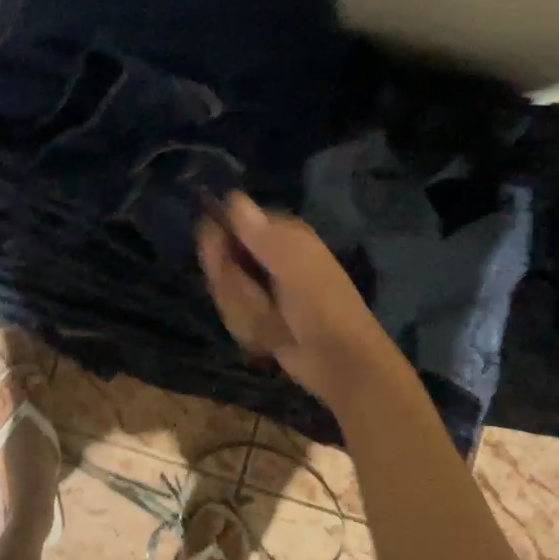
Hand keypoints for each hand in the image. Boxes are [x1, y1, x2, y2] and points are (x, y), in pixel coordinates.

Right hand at [196, 192, 406, 410]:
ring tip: (270, 322)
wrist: (339, 363)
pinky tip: (269, 337)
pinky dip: (247, 328)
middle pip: (219, 258)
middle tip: (257, 302)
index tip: (220, 260)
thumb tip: (232, 197)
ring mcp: (260, 285)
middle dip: (232, 286)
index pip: (229, 219)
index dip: (219, 240)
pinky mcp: (256, 312)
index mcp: (280, 233)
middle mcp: (266, 253)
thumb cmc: (322, 308)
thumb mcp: (294, 267)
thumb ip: (262, 235)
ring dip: (241, 310)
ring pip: (223, 290)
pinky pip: (232, 312)